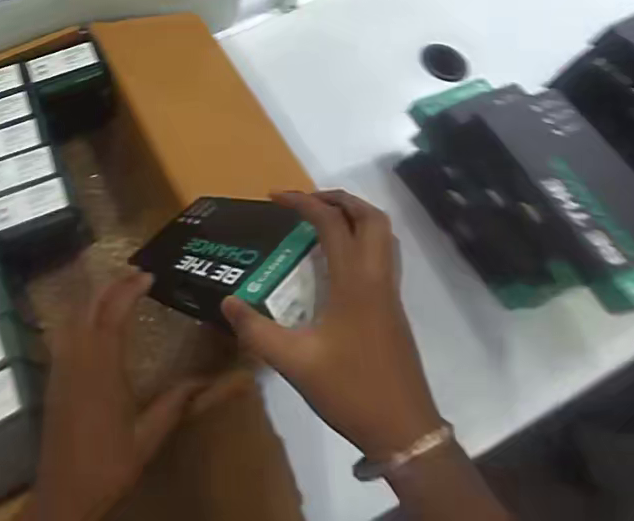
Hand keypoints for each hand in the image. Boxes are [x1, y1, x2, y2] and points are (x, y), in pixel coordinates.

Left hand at [24, 270, 209, 520]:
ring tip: (118, 289)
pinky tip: (94, 319)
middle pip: (91, 303)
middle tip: (136, 275)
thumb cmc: (109, 464)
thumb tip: (203, 383)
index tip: (148, 276)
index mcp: (102, 363)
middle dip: (112, 284)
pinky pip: (66, 328)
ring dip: (95, 295)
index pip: (114, 310)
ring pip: (75, 312)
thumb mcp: (147, 437)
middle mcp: (77, 352)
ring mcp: (61, 360)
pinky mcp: (53, 371)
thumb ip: (174, 405)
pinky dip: (82, 313)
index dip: (129, 288)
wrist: (64, 490)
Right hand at [221, 190, 443, 458]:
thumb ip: (255, 329)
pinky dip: (360, 243)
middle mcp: (378, 281)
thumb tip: (226, 301)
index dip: (302, 202)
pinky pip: (382, 259)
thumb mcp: (293, 362)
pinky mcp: (393, 312)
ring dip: (355, 218)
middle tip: (305, 201)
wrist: (407, 436)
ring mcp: (390, 297)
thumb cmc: (351, 391)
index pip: (332, 224)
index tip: (274, 197)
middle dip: (339, 200)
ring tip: (320, 221)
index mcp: (356, 284)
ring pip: (385, 238)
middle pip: (373, 219)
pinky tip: (333, 263)